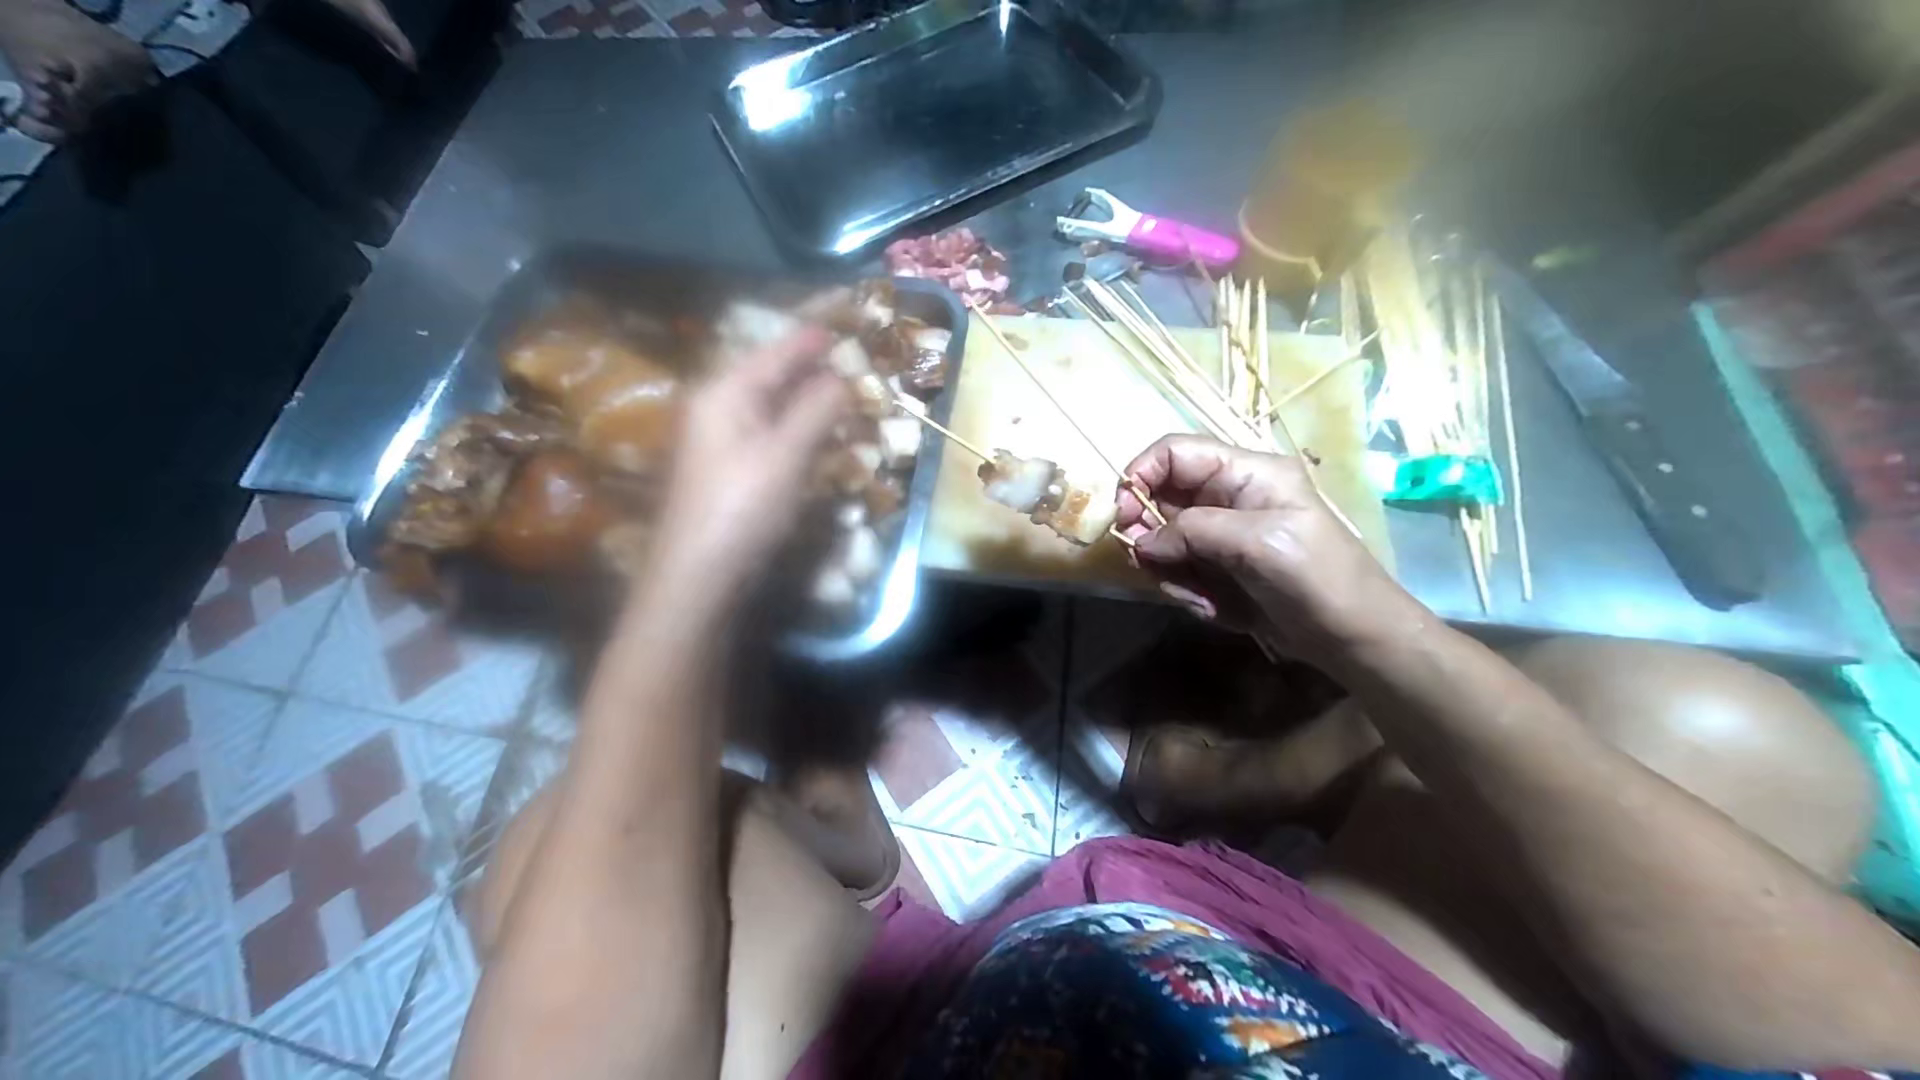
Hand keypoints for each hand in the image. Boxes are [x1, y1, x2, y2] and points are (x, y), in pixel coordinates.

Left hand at [644, 327, 849, 613]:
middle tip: (852, 358)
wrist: (699, 576)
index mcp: (725, 393)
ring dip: (807, 400)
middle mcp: (718, 409)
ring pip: (771, 408)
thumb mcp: (785, 454)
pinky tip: (819, 434)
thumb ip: (816, 410)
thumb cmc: (742, 507)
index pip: (775, 352)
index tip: (844, 323)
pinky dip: (797, 430)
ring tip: (843, 389)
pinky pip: (770, 436)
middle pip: (770, 377)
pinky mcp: (732, 472)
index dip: (810, 339)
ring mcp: (722, 442)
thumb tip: (842, 377)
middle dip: (810, 368)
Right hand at [1116, 435, 1422, 663]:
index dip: (1141, 474)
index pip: (1175, 452)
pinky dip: (1184, 588)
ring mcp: (1222, 534)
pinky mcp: (1219, 566)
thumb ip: (1195, 531)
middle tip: (1149, 563)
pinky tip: (1211, 607)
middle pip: (1162, 496)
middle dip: (1149, 532)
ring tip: (1198, 596)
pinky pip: (1179, 568)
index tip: (1123, 514)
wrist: (1354, 638)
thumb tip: (1142, 543)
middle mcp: (1229, 496)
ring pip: (1164, 538)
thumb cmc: (1318, 578)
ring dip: (1169, 569)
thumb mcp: (1260, 543)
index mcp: (1246, 473)